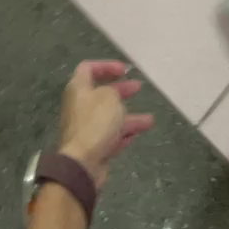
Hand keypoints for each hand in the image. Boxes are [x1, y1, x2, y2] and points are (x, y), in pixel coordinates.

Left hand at [58, 61, 155, 185]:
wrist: (83, 163)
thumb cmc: (95, 123)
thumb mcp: (110, 97)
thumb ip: (114, 91)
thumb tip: (113, 96)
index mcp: (79, 88)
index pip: (88, 68)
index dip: (106, 66)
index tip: (124, 70)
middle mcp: (80, 106)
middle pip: (101, 93)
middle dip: (121, 90)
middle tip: (138, 88)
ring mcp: (86, 128)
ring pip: (109, 117)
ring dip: (129, 116)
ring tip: (150, 120)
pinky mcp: (92, 147)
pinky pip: (109, 136)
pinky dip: (123, 133)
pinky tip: (136, 134)